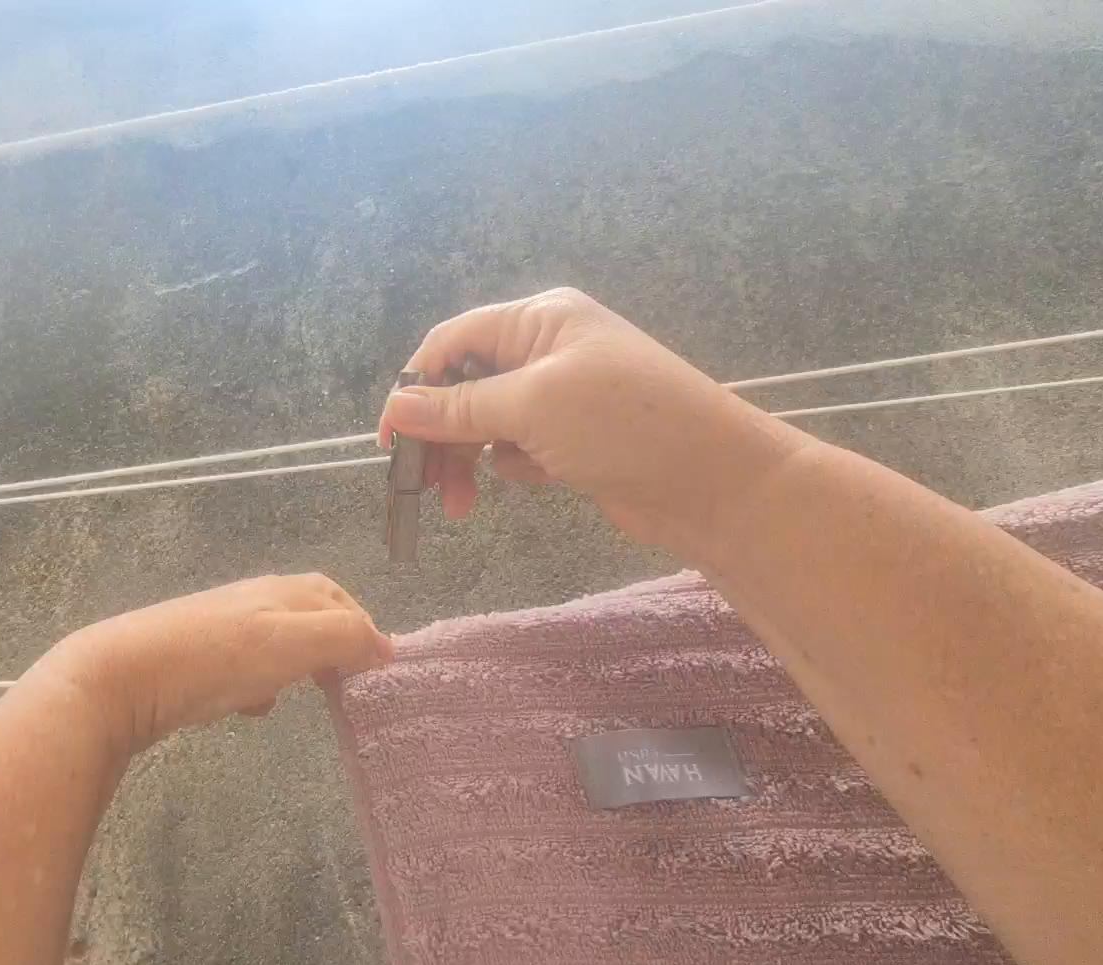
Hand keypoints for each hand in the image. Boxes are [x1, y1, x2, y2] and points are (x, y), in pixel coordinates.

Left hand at [37, 574, 392, 755]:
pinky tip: (248, 707)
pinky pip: (243, 665)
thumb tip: (385, 646)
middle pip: (307, 614)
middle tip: (344, 681)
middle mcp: (255, 601)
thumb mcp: (291, 643)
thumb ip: (343, 637)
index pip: (337, 598)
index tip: (377, 668)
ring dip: (294, 666)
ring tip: (296, 695)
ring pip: (276, 641)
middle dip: (330, 644)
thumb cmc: (217, 658)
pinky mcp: (197, 657)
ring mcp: (223, 627)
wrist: (124, 675)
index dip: (362, 628)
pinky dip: (258, 684)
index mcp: (282, 592)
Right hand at [378, 287, 811, 559]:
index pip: (452, 343)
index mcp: (537, 320)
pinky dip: (514, 466)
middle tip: (427, 488)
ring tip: (463, 506)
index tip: (390, 441)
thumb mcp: (532, 405)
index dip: (414, 387)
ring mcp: (559, 396)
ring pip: (485, 423)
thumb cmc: (623, 425)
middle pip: (463, 387)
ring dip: (470, 459)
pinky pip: (516, 447)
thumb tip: (395, 408)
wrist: (713, 483)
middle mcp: (544, 350)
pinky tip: (537, 478)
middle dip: (442, 435)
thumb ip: (459, 407)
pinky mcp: (570, 438)